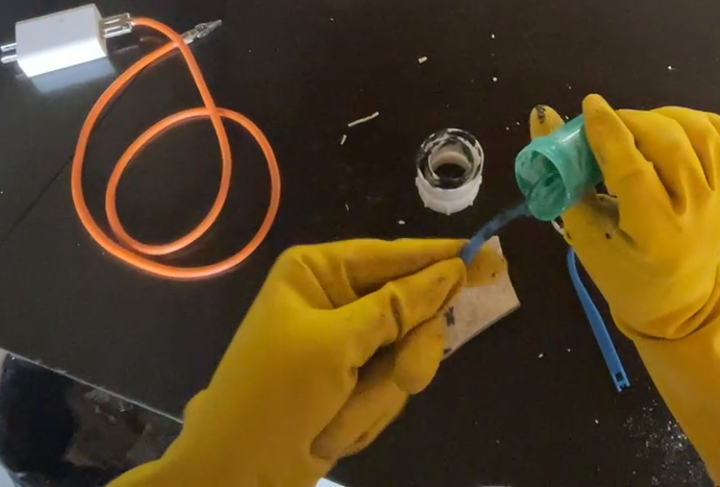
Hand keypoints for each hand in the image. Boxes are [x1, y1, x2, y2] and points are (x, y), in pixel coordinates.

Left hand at [113, 239, 474, 486]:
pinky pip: (391, 386)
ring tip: (342, 419)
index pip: (396, 255)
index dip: (444, 258)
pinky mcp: (351, 381)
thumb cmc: (272, 399)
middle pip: (411, 309)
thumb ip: (400, 306)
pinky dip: (368, 413)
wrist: (228, 483)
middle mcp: (336, 298)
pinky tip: (335, 430)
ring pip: (406, 352)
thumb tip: (453, 270)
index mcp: (320, 271)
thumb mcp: (336, 346)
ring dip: (381, 393)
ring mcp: (346, 342)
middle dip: (404, 353)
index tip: (490, 258)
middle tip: (404, 377)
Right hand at [536, 96, 719, 486]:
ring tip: (638, 128)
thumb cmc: (623, 272)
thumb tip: (543, 116)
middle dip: (630, 120)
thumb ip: (564, 177)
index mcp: (655, 234)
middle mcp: (697, 211)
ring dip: (661, 117)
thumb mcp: (584, 233)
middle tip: (607, 124)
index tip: (590, 104)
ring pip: (697, 130)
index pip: (633, 170)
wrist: (681, 301)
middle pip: (667, 143)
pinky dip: (698, 120)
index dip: (609, 131)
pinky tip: (674, 129)